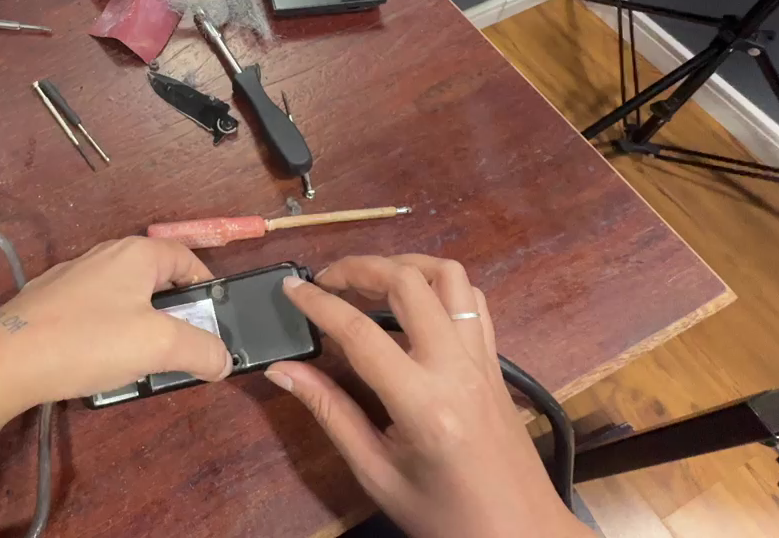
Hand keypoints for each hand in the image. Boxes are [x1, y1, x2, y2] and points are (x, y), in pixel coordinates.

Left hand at [0, 236, 233, 419]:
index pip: (188, 258)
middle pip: (157, 278)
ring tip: (144, 363)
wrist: (9, 356)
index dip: (207, 289)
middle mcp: (108, 254)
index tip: (214, 323)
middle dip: (175, 314)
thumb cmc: (90, 340)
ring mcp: (78, 275)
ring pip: (127, 297)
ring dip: (143, 327)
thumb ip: (200, 349)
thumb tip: (223, 358)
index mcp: (137, 253)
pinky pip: (99, 311)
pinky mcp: (55, 299)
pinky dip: (112, 332)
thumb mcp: (158, 346)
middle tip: (182, 349)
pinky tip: (103, 362)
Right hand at [265, 255, 582, 537]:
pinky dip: (437, 284)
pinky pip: (471, 298)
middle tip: (326, 281)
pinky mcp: (496, 359)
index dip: (317, 303)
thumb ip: (329, 412)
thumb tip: (282, 370)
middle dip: (358, 268)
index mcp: (423, 404)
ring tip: (370, 281)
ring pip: (448, 276)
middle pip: (406, 282)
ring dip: (403, 265)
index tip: (289, 288)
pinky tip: (412, 303)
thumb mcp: (377, 474)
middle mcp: (456, 367)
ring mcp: (482, 358)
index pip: (359, 332)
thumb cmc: (446, 518)